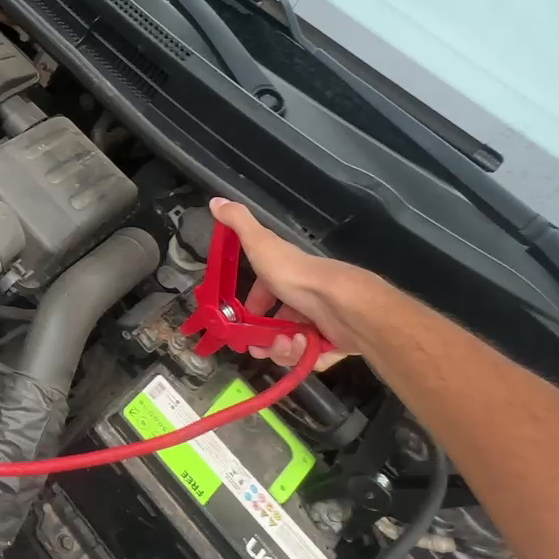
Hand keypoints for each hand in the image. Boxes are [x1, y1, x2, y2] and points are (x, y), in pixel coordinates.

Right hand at [209, 197, 384, 366]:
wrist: (342, 304)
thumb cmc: (296, 274)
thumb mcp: (260, 243)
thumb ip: (238, 223)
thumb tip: (216, 200)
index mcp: (286, 275)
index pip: (264, 292)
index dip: (250, 307)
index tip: (239, 322)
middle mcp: (304, 297)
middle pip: (277, 322)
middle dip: (263, 336)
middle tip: (256, 348)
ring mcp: (321, 321)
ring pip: (292, 342)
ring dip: (282, 348)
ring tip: (286, 345)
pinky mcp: (337, 343)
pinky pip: (314, 357)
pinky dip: (306, 358)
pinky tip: (303, 352)